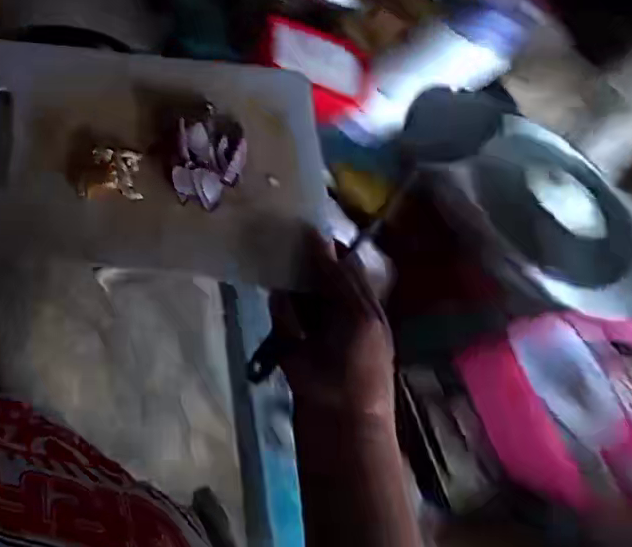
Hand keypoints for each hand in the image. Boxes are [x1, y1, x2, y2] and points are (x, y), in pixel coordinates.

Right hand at [270, 230, 394, 419]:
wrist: (338, 412)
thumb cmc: (361, 364)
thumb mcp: (360, 315)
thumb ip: (338, 278)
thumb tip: (319, 237)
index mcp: (359, 301)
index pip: (342, 263)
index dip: (328, 244)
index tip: (305, 218)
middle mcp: (331, 303)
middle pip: (313, 270)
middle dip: (301, 255)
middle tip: (280, 227)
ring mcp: (306, 315)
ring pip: (293, 284)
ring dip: (287, 275)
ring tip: (270, 248)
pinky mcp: (284, 328)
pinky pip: (279, 306)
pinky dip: (280, 304)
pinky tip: (276, 293)